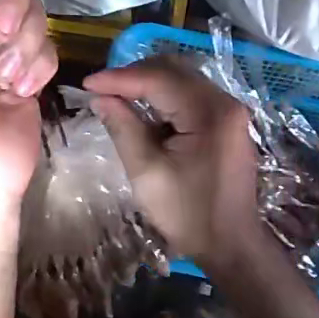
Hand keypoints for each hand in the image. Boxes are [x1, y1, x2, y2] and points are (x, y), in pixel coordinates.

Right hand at [82, 59, 265, 262]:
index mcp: (210, 112)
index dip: (119, 78)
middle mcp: (225, 102)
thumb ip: (123, 128)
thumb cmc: (188, 214)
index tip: (86, 85)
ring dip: (147, 85)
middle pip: (172, 72)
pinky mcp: (227, 123)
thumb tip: (101, 98)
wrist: (232, 246)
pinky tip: (142, 110)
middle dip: (132, 76)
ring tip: (115, 98)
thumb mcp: (147, 172)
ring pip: (181, 81)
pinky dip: (163, 98)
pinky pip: (190, 97)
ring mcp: (229, 112)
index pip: (158, 79)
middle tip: (99, 90)